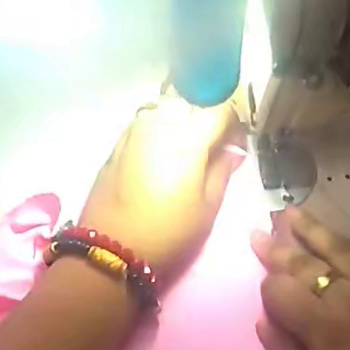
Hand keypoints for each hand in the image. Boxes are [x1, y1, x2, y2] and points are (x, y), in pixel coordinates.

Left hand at [78, 98, 245, 277]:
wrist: (111, 247)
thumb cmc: (168, 230)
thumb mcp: (208, 206)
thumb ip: (223, 170)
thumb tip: (233, 150)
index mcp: (189, 134)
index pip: (222, 109)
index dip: (235, 123)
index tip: (237, 142)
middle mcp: (160, 120)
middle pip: (192, 103)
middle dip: (206, 117)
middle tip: (214, 146)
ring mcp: (135, 128)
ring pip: (167, 110)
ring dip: (181, 122)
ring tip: (187, 153)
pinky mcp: (117, 142)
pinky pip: (146, 124)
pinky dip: (160, 131)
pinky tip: (162, 158)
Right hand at [251, 205, 349, 349]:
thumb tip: (263, 320)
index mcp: (323, 327)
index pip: (280, 291)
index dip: (267, 290)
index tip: (266, 299)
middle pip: (306, 264)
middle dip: (278, 248)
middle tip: (258, 232)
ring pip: (344, 248)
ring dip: (316, 228)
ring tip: (293, 211)